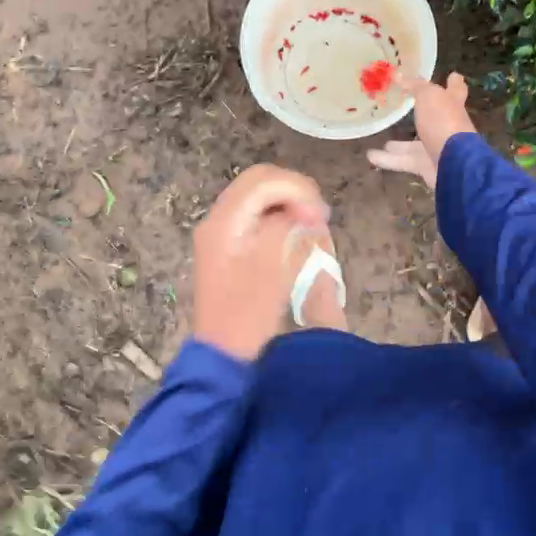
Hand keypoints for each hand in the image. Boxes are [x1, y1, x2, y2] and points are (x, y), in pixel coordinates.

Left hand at [190, 165, 330, 361]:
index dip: (297, 190)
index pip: (264, 181)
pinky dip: (278, 213)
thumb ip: (287, 228)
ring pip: (257, 194)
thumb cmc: (249, 315)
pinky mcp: (227, 245)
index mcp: (224, 222)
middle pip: (258, 180)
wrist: (221, 354)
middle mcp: (216, 219)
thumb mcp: (274, 268)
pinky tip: (294, 231)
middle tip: (318, 213)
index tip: (319, 216)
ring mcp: (219, 232)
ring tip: (311, 221)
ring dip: (287, 200)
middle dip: (293, 190)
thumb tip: (304, 212)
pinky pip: (255, 212)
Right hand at [366, 73, 476, 188]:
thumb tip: (398, 75)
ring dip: (400, 144)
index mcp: (452, 105)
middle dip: (422, 116)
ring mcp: (439, 148)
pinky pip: (405, 162)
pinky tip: (371, 157)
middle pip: (434, 118)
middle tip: (405, 112)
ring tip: (385, 141)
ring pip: (415, 145)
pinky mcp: (428, 166)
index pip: (456, 89)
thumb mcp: (428, 96)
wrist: (454, 163)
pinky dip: (388, 160)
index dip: (454, 82)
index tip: (453, 75)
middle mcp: (448, 126)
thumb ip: (415, 86)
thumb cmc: (444, 122)